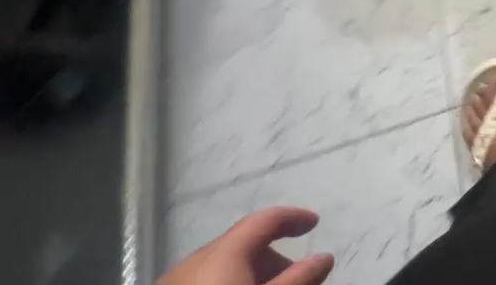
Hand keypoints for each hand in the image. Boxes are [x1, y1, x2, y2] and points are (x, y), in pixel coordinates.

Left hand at [159, 206, 332, 284]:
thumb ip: (299, 279)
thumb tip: (324, 257)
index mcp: (222, 253)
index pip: (264, 220)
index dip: (292, 217)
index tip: (314, 224)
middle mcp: (193, 261)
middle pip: (241, 245)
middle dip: (271, 257)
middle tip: (294, 277)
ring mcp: (171, 284)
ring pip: (218, 268)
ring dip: (247, 275)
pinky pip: (200, 284)